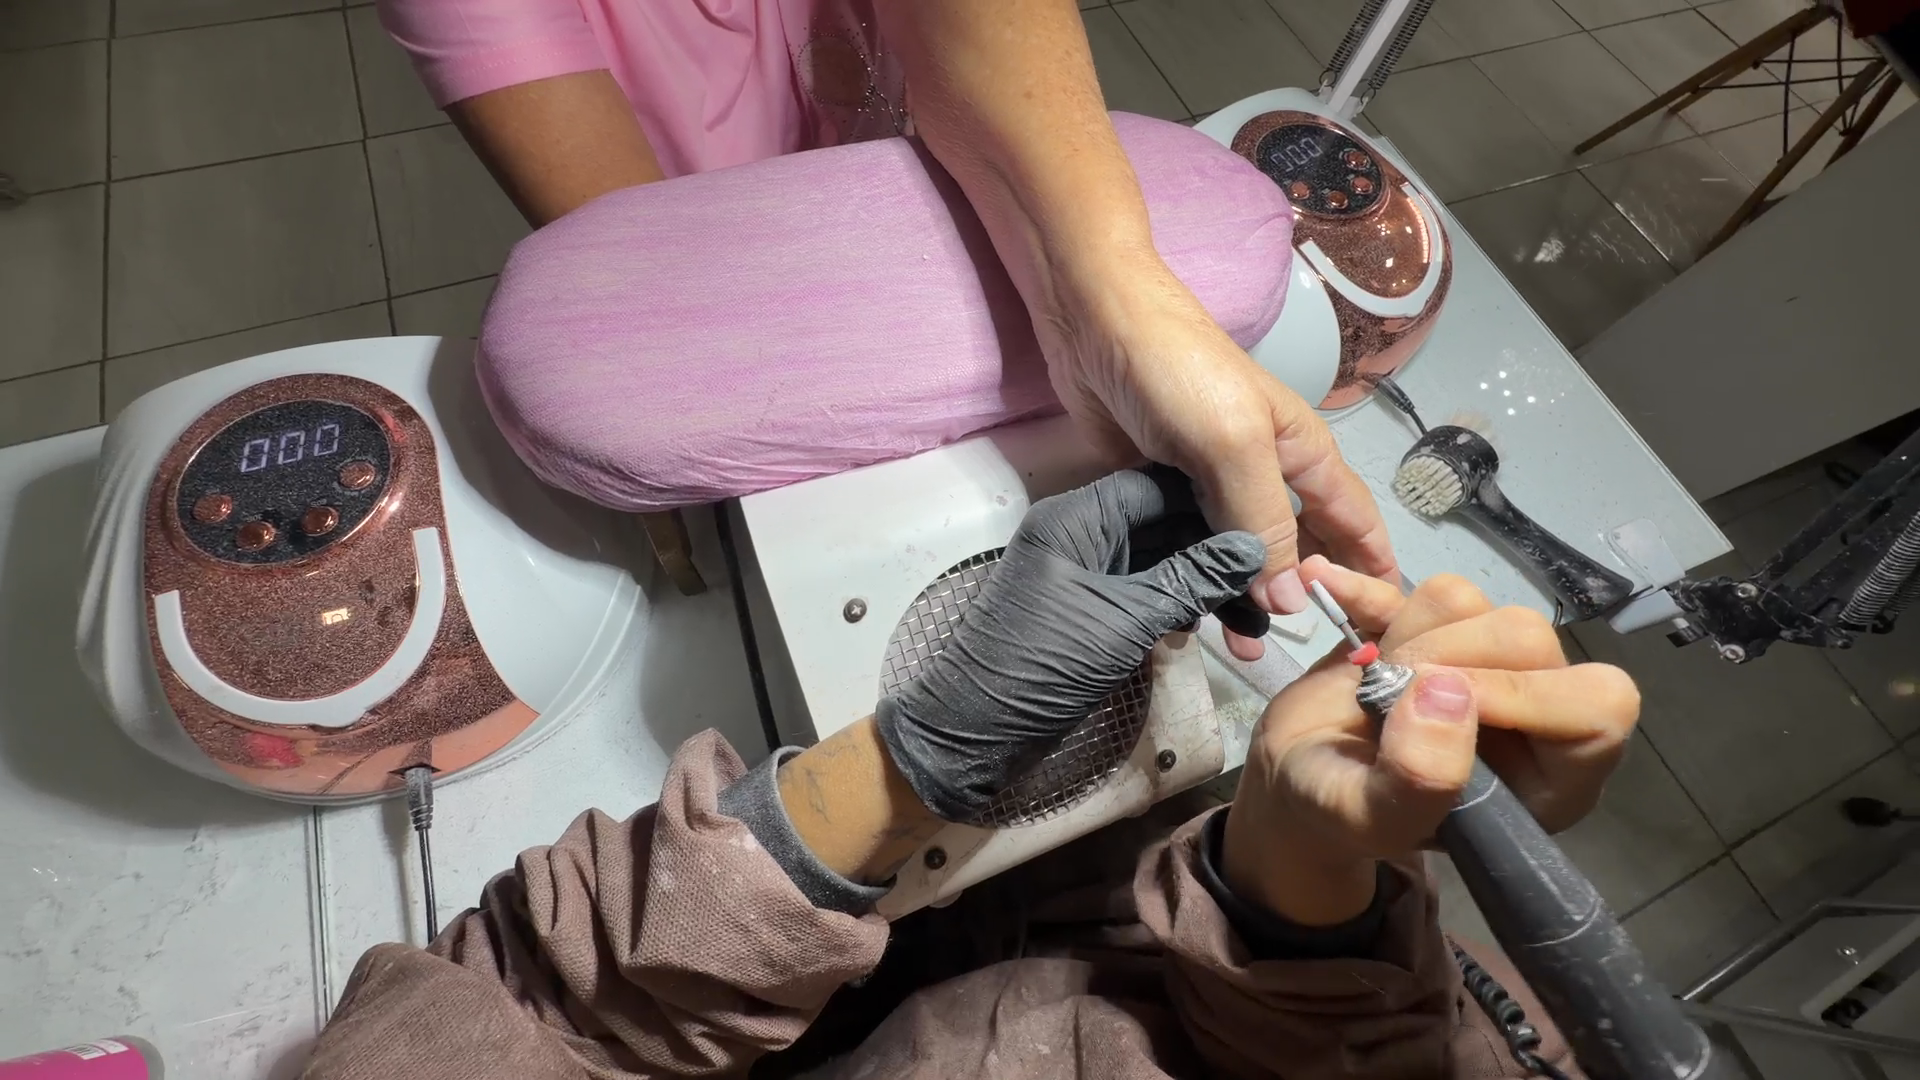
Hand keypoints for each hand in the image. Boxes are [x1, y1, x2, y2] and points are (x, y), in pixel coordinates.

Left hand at [876, 468, 1267, 821]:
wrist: (979, 725)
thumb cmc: (1046, 662)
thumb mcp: (1125, 617)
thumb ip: (1190, 579)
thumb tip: (1252, 548)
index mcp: (1078, 516)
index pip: (1159, 486)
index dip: (1215, 504)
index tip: (1271, 530)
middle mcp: (1082, 532)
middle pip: (1164, 526)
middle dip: (1217, 557)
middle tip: (1271, 593)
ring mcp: (1085, 571)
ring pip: (1158, 563)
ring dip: (1202, 589)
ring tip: (1253, 626)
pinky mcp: (1089, 606)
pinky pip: (1142, 592)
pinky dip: (1175, 607)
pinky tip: (1210, 629)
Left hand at [1039, 262, 1398, 645]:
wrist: (1098, 331)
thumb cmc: (1183, 375)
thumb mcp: (1236, 446)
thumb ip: (1264, 520)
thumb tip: (1291, 602)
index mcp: (1300, 455)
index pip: (1353, 520)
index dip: (1373, 569)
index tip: (1386, 627)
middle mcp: (1261, 475)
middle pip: (1293, 548)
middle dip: (1298, 600)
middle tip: (1291, 658)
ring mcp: (1207, 486)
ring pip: (1233, 554)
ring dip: (1238, 599)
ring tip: (1238, 649)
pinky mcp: (1161, 492)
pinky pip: (1183, 546)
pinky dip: (1187, 579)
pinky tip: (1180, 615)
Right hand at [1221, 557, 1639, 924]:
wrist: (1292, 770)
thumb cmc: (1334, 808)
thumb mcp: (1364, 815)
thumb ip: (1416, 778)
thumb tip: (1447, 690)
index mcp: (1547, 778)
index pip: (1596, 704)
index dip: (1519, 690)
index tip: (1435, 700)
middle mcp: (1528, 711)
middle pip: (1528, 637)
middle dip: (1442, 655)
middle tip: (1385, 689)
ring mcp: (1476, 661)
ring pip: (1471, 604)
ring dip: (1404, 632)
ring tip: (1368, 672)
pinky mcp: (1426, 627)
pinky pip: (1406, 583)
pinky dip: (1364, 587)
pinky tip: (1327, 590)